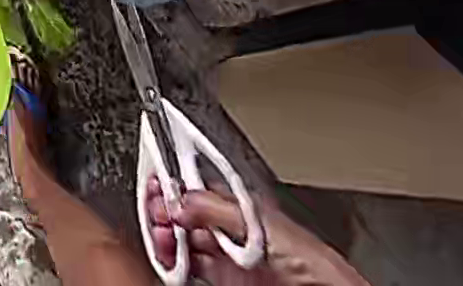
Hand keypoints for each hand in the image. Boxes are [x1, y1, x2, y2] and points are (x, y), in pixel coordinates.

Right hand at [148, 182, 370, 285]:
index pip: (191, 185)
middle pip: (183, 212)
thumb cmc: (307, 255)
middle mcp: (226, 223)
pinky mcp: (225, 278)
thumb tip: (179, 199)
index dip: (170, 185)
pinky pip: (191, 267)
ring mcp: (225, 251)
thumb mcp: (255, 222)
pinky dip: (176, 263)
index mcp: (233, 200)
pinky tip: (172, 261)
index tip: (154, 187)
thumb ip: (215, 208)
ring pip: (184, 239)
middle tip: (155, 216)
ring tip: (162, 240)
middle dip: (164, 211)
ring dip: (167, 238)